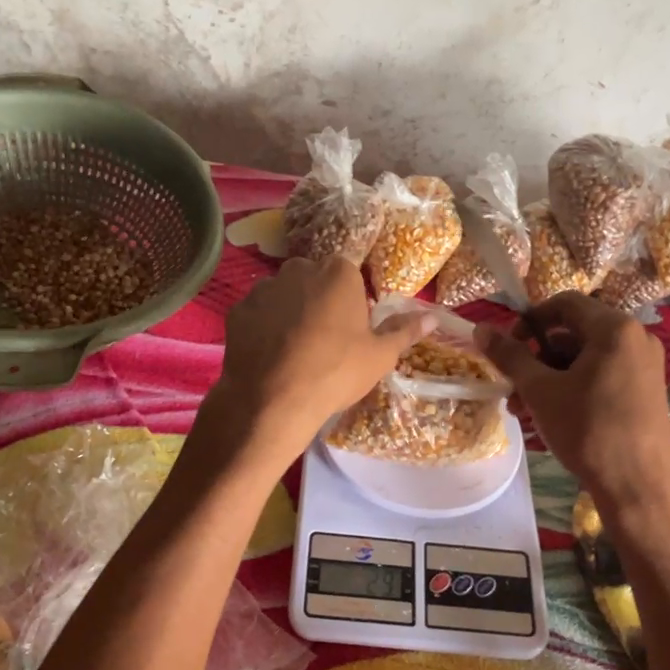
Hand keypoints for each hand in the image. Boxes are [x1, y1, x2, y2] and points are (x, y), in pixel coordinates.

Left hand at [205, 257, 432, 463]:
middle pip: (313, 280)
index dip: (350, 301)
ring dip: (288, 312)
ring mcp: (263, 288)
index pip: (348, 274)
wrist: (274, 400)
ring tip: (293, 350)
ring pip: (282, 295)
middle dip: (318, 300)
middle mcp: (298, 269)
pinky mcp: (237, 310)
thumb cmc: (336, 372)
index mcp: (338, 273)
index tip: (351, 328)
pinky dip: (262, 328)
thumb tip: (432, 316)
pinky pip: (256, 314)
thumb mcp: (379, 356)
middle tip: (324, 340)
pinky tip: (269, 355)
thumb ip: (404, 331)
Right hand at [474, 293, 669, 513]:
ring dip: (550, 376)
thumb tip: (481, 329)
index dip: (529, 320)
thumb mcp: (540, 391)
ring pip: (586, 358)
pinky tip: (550, 416)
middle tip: (512, 385)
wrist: (637, 487)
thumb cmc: (587, 431)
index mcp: (615, 329)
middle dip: (537, 356)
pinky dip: (573, 388)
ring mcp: (645, 366)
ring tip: (523, 408)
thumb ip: (510, 356)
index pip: (564, 304)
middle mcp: (636, 338)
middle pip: (574, 332)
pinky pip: (602, 376)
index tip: (508, 347)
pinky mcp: (646, 391)